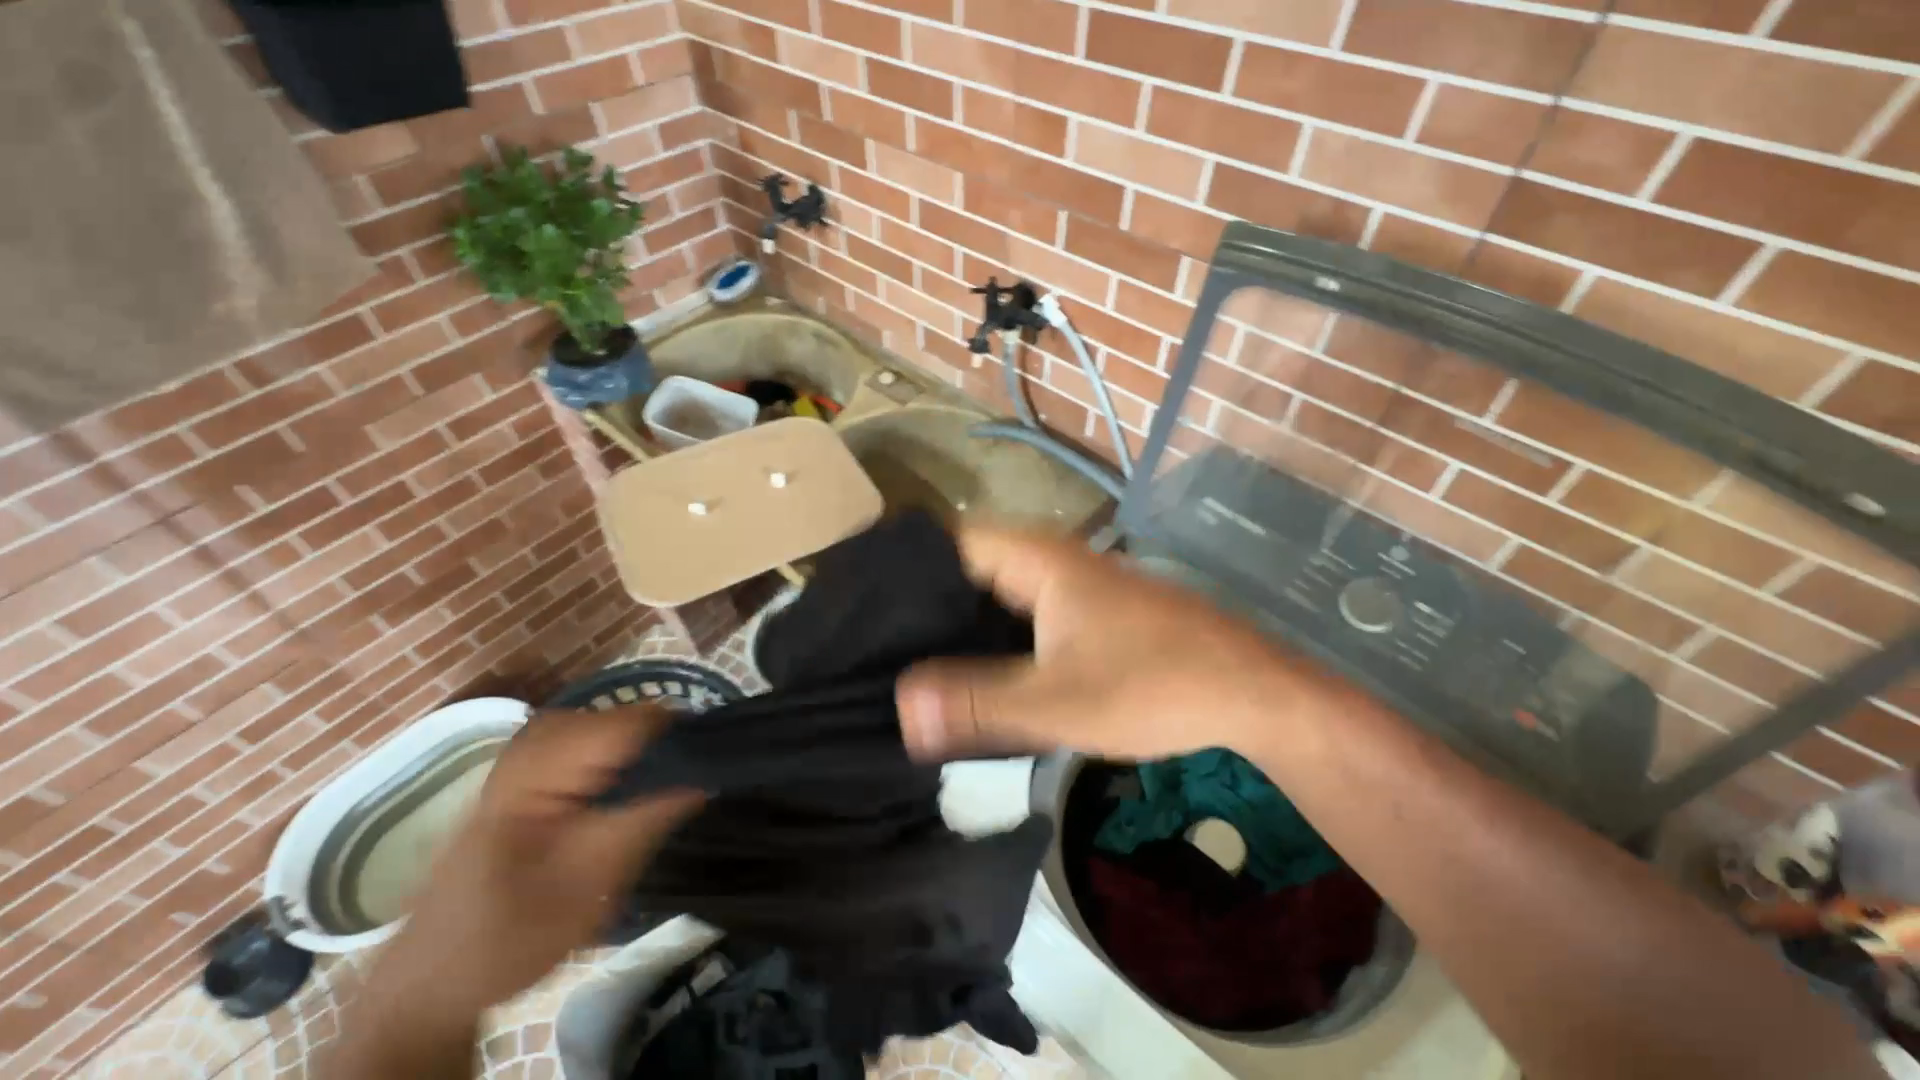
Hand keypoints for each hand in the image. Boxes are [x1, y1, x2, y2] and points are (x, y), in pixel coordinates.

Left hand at [372, 706, 701, 1016]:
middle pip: (601, 718)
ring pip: (585, 728)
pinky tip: (621, 784)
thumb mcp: (588, 887)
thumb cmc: (508, 939)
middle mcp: (520, 759)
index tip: (710, 756)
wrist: (430, 982)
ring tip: (664, 772)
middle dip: (651, 734)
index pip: (617, 726)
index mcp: (534, 777)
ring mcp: (511, 771)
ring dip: (629, 744)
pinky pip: (568, 748)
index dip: (670, 733)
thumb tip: (701, 780)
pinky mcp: (512, 788)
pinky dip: (604, 754)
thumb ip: (643, 824)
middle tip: (691, 765)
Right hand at [896, 527, 1313, 760]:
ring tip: (913, 660)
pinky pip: (1031, 613)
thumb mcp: (1056, 703)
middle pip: (973, 566)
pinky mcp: (1101, 615)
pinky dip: (1001, 634)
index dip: (904, 568)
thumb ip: (976, 704)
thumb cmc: (1154, 686)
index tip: (862, 606)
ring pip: (1004, 592)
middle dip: (927, 601)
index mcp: (1041, 560)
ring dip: (966, 621)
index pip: (950, 541)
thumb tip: (899, 709)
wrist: (1254, 695)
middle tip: (878, 643)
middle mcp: (1059, 559)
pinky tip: (984, 672)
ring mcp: (1084, 586)